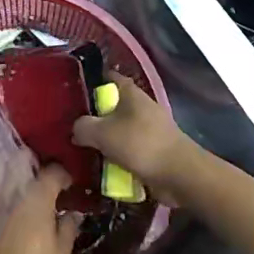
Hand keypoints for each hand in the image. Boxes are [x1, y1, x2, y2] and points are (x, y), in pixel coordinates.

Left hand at [0, 158, 78, 253]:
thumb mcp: (61, 253)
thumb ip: (68, 226)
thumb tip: (73, 212)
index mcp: (37, 197)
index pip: (52, 171)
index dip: (62, 174)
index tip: (67, 183)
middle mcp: (12, 188)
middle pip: (21, 158)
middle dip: (33, 162)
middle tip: (41, 176)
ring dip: (11, 165)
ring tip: (20, 178)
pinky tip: (1, 191)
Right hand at [72, 76, 197, 192]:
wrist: (180, 175)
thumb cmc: (140, 144)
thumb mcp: (102, 133)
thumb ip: (83, 127)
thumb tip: (77, 129)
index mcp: (131, 93)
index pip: (108, 77)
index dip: (91, 81)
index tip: (73, 90)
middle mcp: (141, 106)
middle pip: (112, 106)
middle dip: (95, 117)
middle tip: (73, 127)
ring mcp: (150, 129)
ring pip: (120, 130)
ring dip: (106, 141)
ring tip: (85, 150)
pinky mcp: (154, 150)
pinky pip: (130, 150)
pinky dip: (118, 158)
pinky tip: (104, 168)